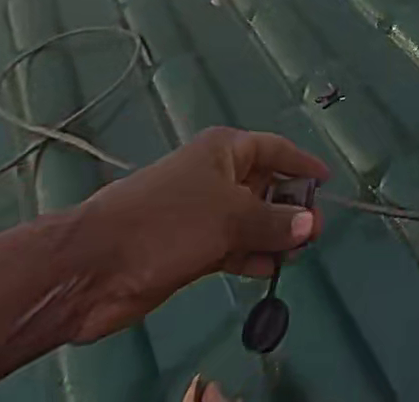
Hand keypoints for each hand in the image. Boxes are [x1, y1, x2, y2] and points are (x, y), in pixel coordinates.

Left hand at [68, 127, 331, 341]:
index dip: (303, 164)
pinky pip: (233, 246)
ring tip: (299, 253)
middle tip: (315, 230)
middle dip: (291, 206)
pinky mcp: (190, 248)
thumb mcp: (231, 216)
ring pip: (251, 219)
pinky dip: (252, 255)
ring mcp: (202, 214)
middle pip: (266, 186)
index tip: (326, 181)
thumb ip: (275, 221)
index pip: (276, 149)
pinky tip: (270, 269)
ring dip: (274, 235)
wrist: (92, 269)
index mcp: (225, 151)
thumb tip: (311, 223)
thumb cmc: (167, 222)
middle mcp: (216, 176)